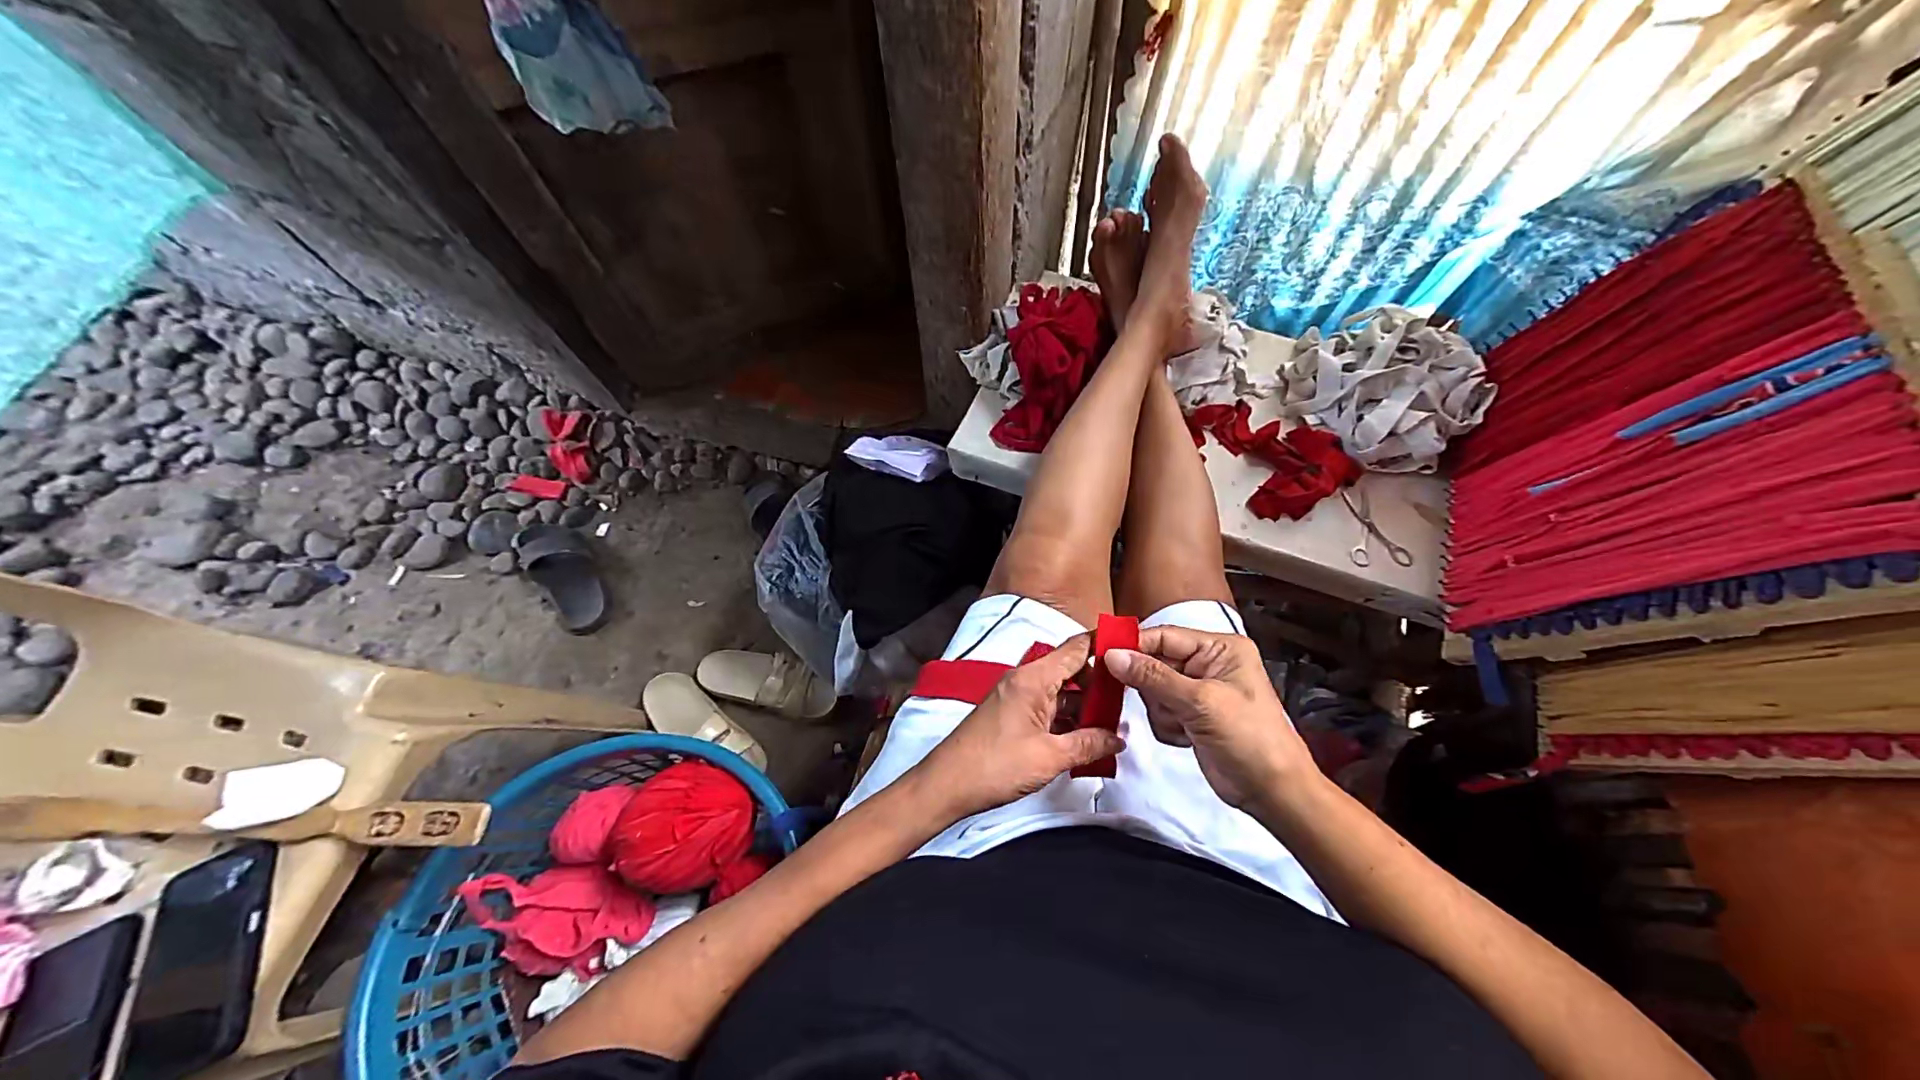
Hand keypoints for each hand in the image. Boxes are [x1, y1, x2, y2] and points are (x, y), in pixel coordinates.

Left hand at [905, 635, 1124, 821]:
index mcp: (1033, 679)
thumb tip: (1117, 739)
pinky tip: (1084, 740)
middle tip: (1128, 703)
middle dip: (1100, 686)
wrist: (946, 785)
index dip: (1104, 645)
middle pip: (1070, 671)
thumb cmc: (995, 766)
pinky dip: (1066, 720)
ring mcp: (1015, 698)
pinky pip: (1046, 708)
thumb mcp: (1050, 757)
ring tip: (1112, 728)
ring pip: (1060, 693)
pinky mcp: (1010, 715)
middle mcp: (1023, 681)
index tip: (1131, 648)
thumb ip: (1088, 744)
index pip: (1076, 648)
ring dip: (1084, 708)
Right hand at [1103, 627, 1312, 808]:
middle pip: (1154, 662)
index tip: (1104, 655)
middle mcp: (1208, 665)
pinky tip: (1187, 736)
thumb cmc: (1253, 740)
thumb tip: (1114, 656)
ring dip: (1161, 710)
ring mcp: (1198, 691)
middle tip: (1156, 701)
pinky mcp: (1190, 715)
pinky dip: (1166, 725)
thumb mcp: (1200, 702)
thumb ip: (1153, 677)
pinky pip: (1158, 711)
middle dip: (1151, 687)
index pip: (1165, 636)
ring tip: (1183, 725)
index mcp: (1220, 649)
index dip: (1134, 645)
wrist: (1272, 791)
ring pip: (1152, 689)